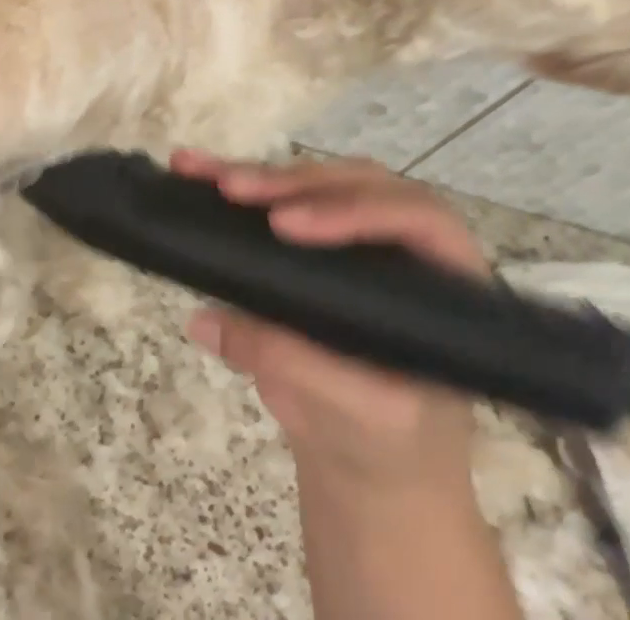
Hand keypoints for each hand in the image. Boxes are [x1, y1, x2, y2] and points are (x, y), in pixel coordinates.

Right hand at [170, 152, 484, 496]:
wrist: (366, 457)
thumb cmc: (390, 438)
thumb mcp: (360, 411)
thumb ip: (295, 364)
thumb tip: (207, 319)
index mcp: (442, 286)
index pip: (418, 222)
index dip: (356, 211)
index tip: (285, 225)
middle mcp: (400, 253)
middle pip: (360, 187)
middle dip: (295, 181)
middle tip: (234, 190)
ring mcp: (345, 249)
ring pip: (309, 186)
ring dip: (254, 173)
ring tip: (198, 171)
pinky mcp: (294, 254)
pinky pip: (265, 208)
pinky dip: (225, 186)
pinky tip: (187, 173)